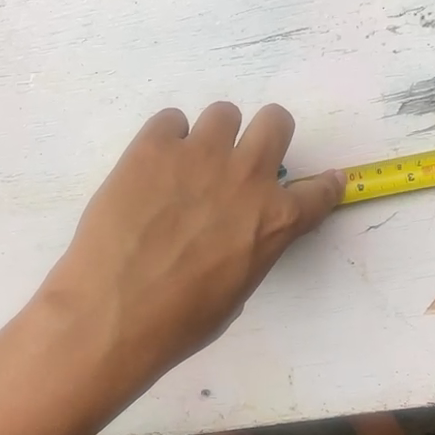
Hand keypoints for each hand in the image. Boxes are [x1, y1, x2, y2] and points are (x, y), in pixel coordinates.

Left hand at [37, 102, 341, 383]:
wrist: (113, 312)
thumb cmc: (177, 321)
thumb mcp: (236, 292)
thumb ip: (250, 248)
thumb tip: (238, 231)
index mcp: (275, 221)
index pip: (320, 190)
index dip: (322, 186)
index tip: (321, 183)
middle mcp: (246, 177)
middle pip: (276, 121)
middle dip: (264, 138)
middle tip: (239, 162)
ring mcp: (199, 155)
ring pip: (223, 113)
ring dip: (213, 137)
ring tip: (187, 168)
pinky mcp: (152, 147)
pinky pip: (170, 119)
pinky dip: (166, 140)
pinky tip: (150, 171)